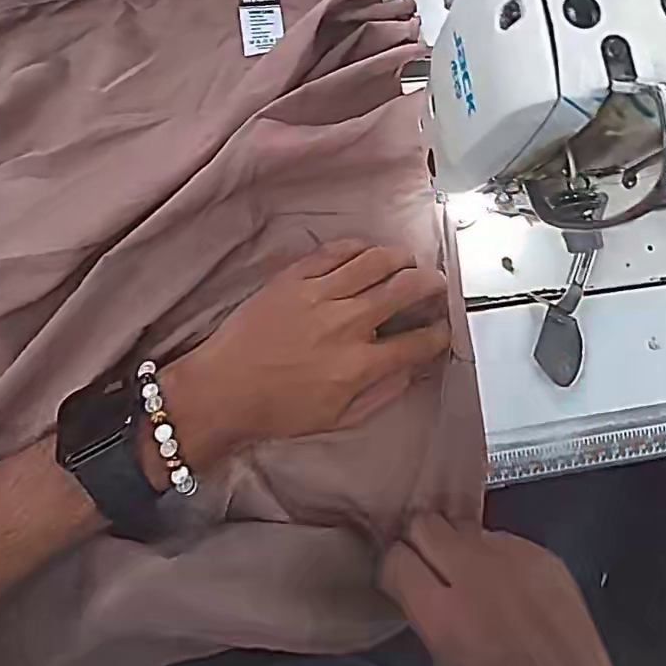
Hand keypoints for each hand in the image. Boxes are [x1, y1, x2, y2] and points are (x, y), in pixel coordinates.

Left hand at [153, 240, 451, 473]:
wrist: (223, 389)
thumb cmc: (278, 409)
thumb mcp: (339, 418)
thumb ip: (383, 394)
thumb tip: (413, 371)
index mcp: (359, 365)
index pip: (418, 342)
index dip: (439, 334)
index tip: (442, 329)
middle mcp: (345, 324)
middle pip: (405, 289)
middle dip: (431, 284)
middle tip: (436, 284)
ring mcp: (318, 295)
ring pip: (375, 261)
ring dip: (401, 258)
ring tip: (407, 262)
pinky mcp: (294, 277)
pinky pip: (335, 251)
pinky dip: (359, 247)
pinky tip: (367, 252)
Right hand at [381, 514, 659, 665]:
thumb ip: (427, 621)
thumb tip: (418, 593)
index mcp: (444, 613)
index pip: (394, 557)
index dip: (391, 569)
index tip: (396, 578)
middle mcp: (477, 574)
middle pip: (425, 522)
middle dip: (418, 542)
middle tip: (424, 565)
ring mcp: (515, 559)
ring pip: (464, 525)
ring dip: (457, 546)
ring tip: (466, 574)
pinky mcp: (544, 556)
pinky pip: (504, 539)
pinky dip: (497, 557)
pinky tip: (506, 587)